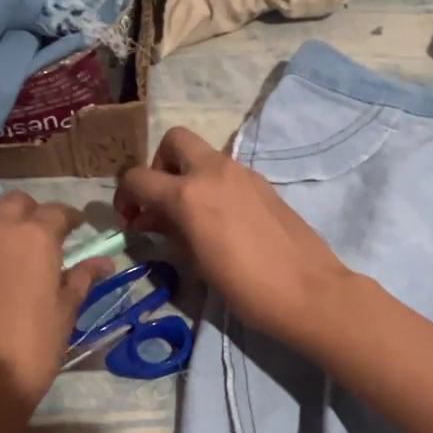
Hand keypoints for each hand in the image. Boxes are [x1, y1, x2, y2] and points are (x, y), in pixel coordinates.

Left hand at [0, 192, 110, 428]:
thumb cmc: (29, 351)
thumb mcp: (64, 315)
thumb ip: (81, 280)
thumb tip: (102, 262)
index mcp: (35, 237)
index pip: (57, 212)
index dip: (70, 219)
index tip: (77, 229)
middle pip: (16, 203)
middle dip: (33, 213)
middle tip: (43, 236)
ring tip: (7, 242)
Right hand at [116, 127, 353, 346]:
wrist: (307, 291)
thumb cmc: (245, 286)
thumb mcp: (196, 262)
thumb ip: (170, 231)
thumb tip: (152, 219)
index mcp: (189, 193)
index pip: (138, 177)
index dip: (124, 197)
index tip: (130, 220)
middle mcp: (214, 171)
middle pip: (174, 141)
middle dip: (159, 165)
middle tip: (161, 201)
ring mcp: (243, 173)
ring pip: (203, 155)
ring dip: (188, 175)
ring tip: (190, 217)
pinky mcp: (263, 184)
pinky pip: (226, 173)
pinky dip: (213, 185)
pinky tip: (221, 221)